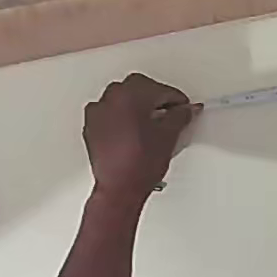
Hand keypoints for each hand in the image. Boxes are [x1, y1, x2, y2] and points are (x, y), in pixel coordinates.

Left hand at [83, 74, 198, 203]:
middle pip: (138, 88)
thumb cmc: (138, 165)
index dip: (176, 99)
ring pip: (122, 98)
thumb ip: (180, 116)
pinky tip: (134, 130)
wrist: (120, 188)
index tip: (183, 106)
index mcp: (130, 95)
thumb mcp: (169, 136)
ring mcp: (98, 112)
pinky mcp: (92, 127)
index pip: (160, 89)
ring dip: (137, 105)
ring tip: (153, 122)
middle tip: (171, 111)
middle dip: (156, 98)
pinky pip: (109, 112)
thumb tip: (184, 110)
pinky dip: (122, 116)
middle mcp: (110, 99)